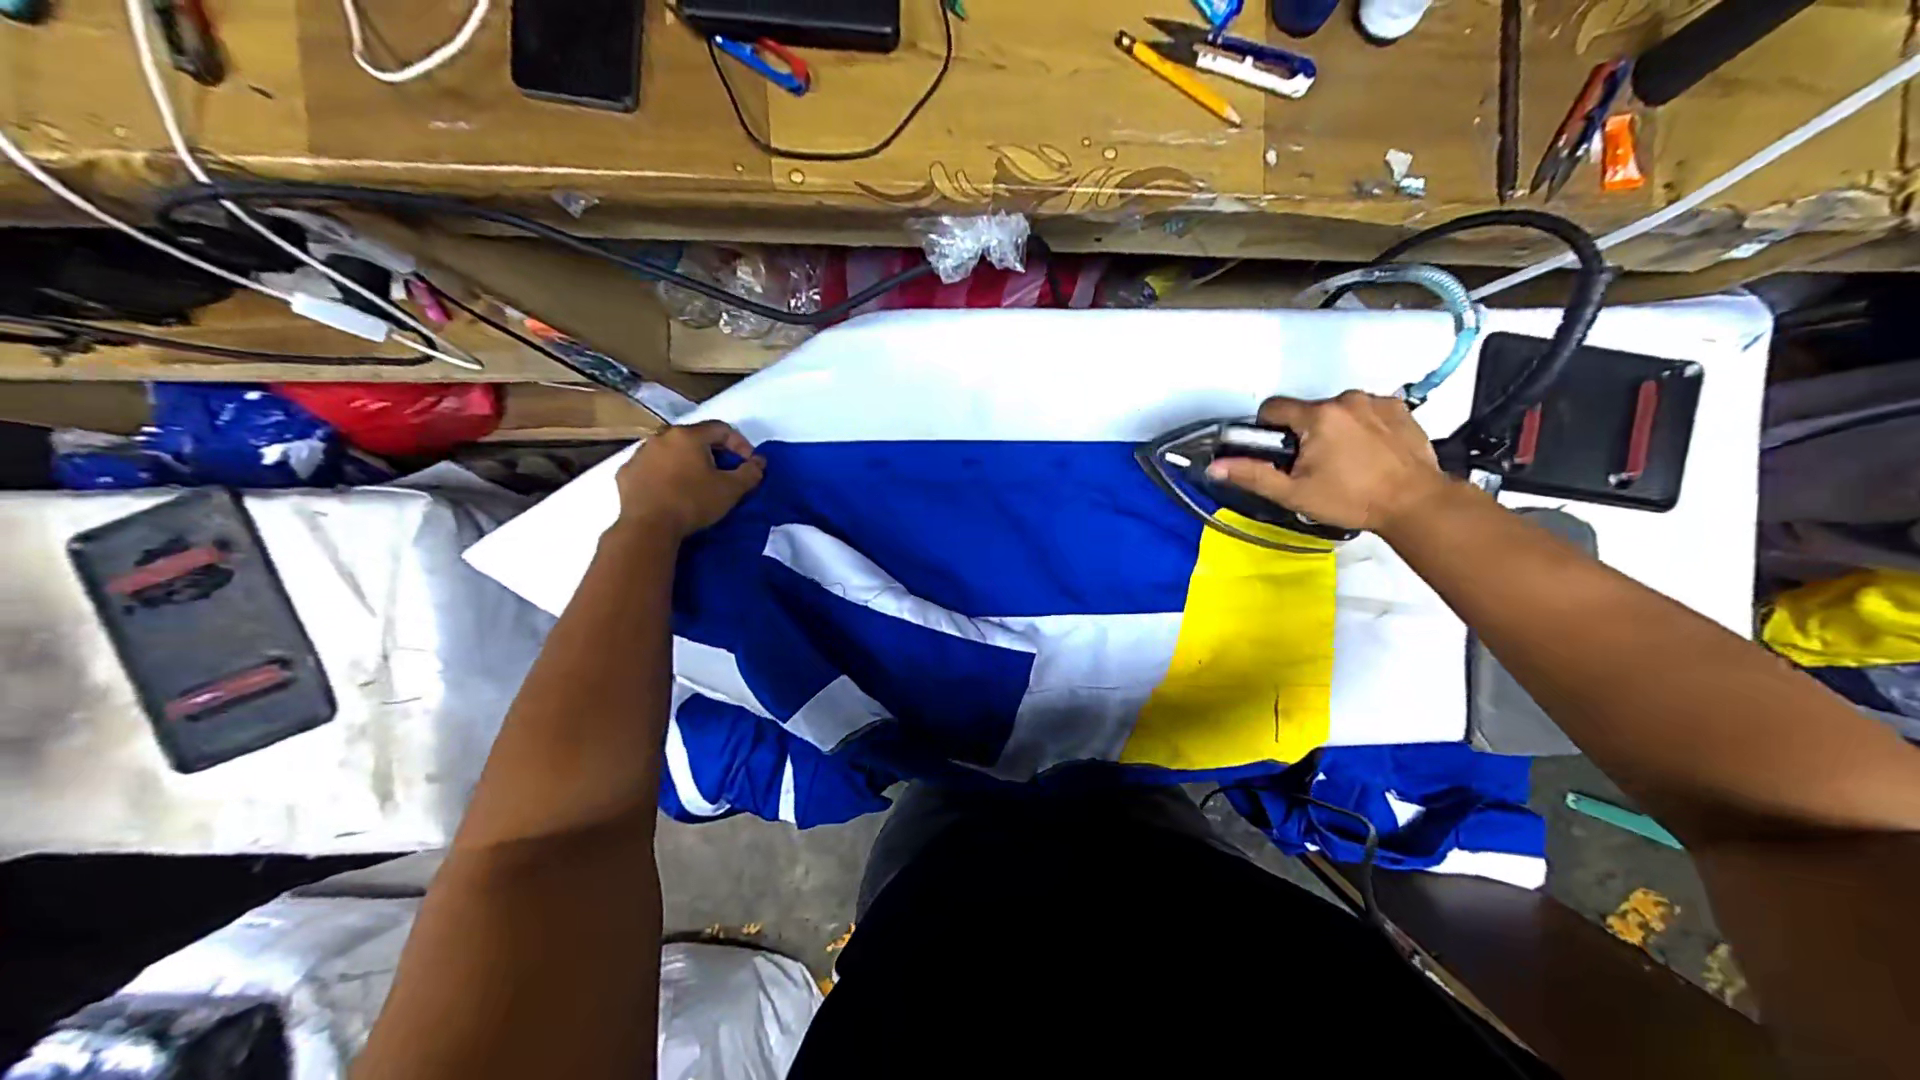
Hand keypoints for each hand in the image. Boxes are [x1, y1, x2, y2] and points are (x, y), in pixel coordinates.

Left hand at [615, 420, 765, 539]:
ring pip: (671, 452)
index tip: (748, 464)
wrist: (648, 528)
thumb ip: (750, 473)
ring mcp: (639, 454)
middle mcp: (661, 437)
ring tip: (697, 483)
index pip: (721, 429)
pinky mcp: (626, 473)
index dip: (740, 444)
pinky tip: (671, 491)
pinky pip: (651, 468)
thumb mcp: (731, 490)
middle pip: (695, 438)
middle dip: (714, 453)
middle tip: (725, 473)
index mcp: (688, 435)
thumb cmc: (693, 503)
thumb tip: (759, 462)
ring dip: (687, 462)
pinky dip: (664, 475)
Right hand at [1205, 391, 1450, 534]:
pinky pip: (1367, 411)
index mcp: (1317, 416)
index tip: (1279, 452)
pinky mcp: (1400, 408)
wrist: (1415, 503)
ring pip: (1337, 410)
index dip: (1268, 429)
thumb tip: (1215, 467)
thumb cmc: (1352, 499)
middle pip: (1307, 410)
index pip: (1274, 407)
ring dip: (1334, 429)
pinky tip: (1368, 453)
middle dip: (1304, 433)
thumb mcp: (1294, 493)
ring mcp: (1376, 402)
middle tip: (1314, 466)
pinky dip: (1362, 427)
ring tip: (1344, 461)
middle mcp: (1346, 399)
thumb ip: (1252, 475)